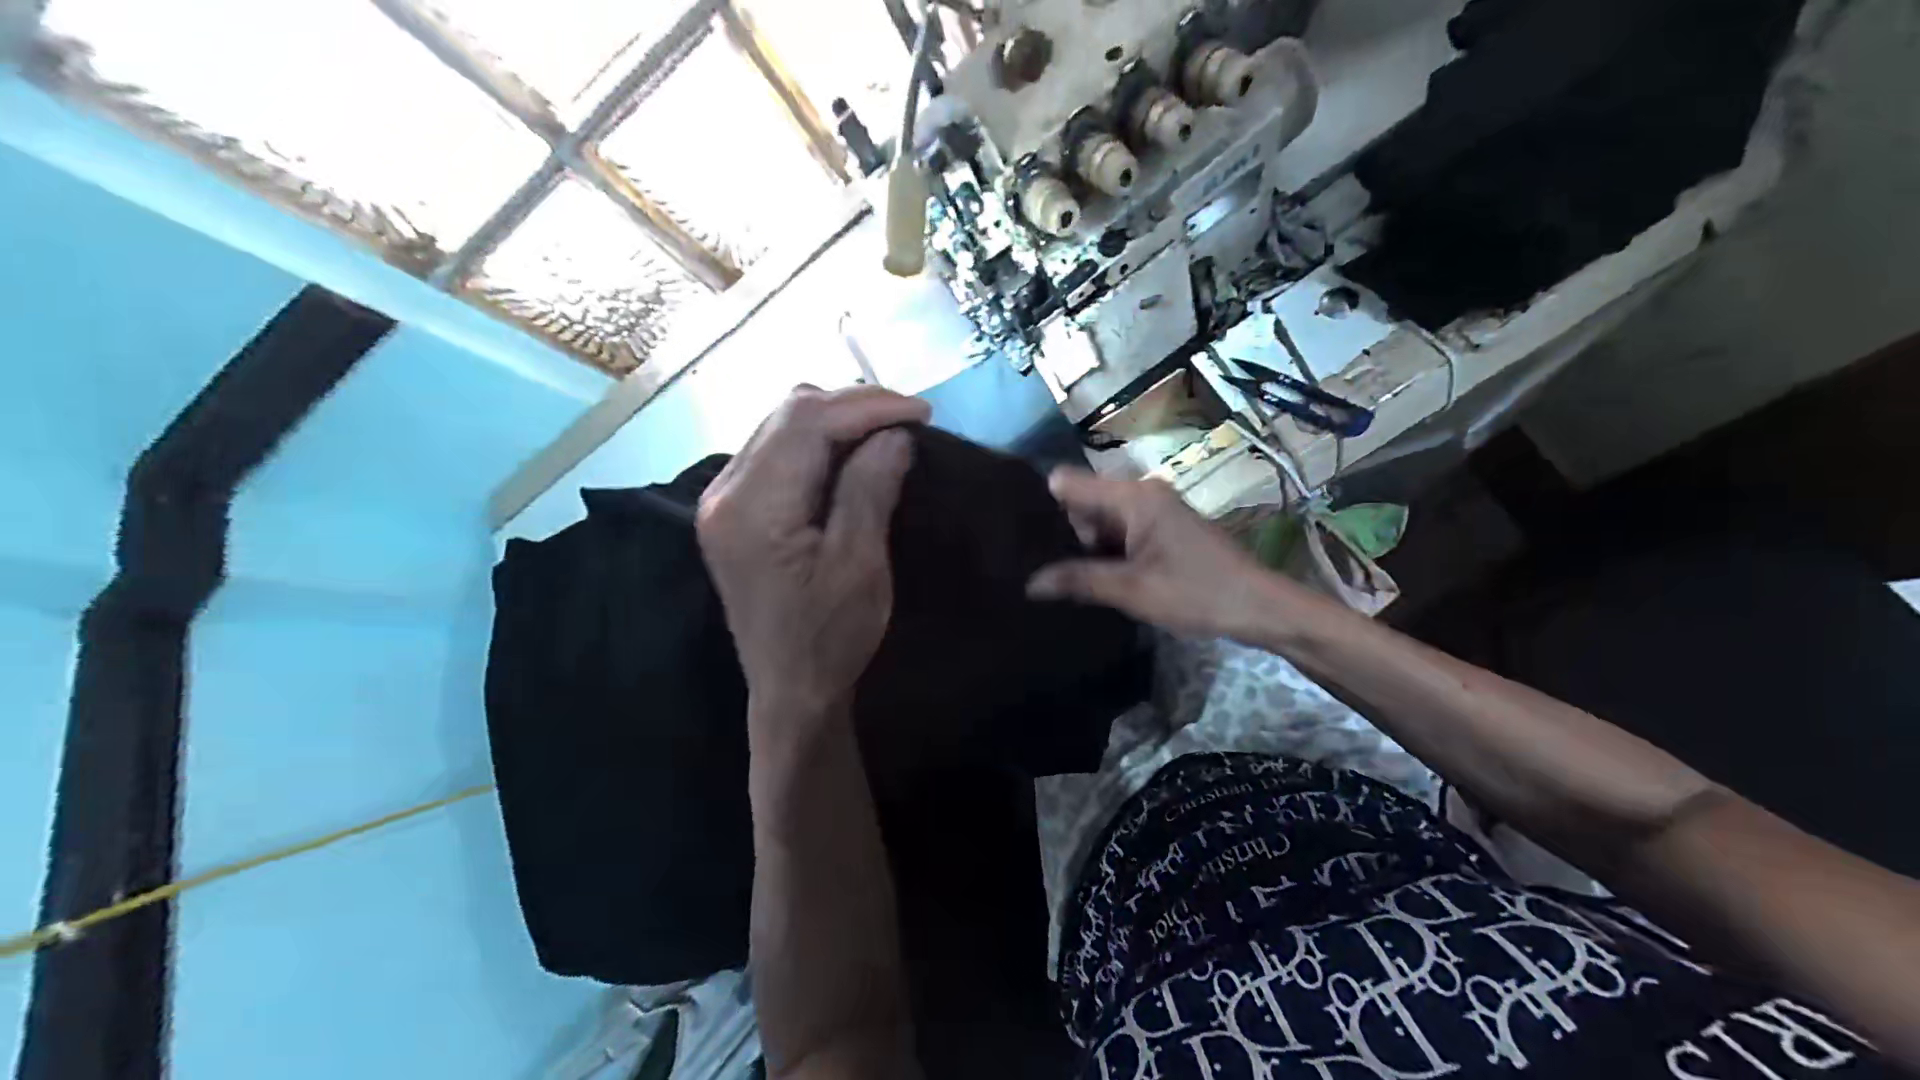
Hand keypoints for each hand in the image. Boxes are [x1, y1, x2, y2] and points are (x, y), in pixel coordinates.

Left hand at [697, 386, 929, 717]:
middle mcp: (724, 493)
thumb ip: (870, 489)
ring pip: (781, 426)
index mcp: (752, 508)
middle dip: (853, 405)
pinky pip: (776, 451)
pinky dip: (817, 441)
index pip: (807, 422)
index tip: (923, 412)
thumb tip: (894, 433)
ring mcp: (723, 500)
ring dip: (836, 419)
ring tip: (887, 430)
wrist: (792, 691)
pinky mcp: (734, 511)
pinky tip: (851, 452)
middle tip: (909, 419)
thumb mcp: (860, 565)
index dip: (868, 406)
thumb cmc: (831, 638)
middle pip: (788, 413)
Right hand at [1028, 469, 1314, 640]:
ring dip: (1084, 547)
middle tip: (1033, 566)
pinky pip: (1119, 533)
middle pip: (1082, 503)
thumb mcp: (1132, 590)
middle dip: (1063, 533)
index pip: (1068, 484)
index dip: (1042, 505)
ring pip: (1099, 521)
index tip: (1017, 533)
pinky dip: (1104, 553)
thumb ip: (1078, 580)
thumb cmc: (1197, 593)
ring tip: (1056, 576)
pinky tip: (1089, 578)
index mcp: (1133, 497)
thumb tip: (1029, 583)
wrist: (1259, 606)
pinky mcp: (1161, 529)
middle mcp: (1140, 494)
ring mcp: (1152, 511)